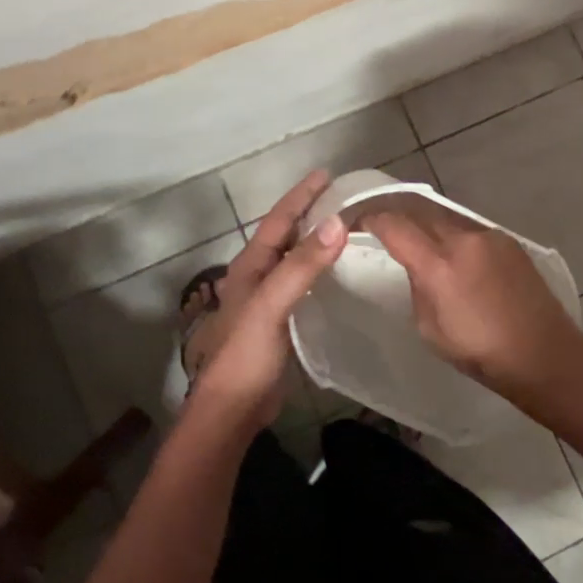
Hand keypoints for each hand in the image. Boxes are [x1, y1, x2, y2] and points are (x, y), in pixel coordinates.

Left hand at [184, 170, 347, 429]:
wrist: (233, 408)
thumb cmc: (246, 353)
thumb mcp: (273, 304)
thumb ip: (302, 265)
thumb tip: (337, 222)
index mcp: (250, 266)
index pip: (279, 220)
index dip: (301, 195)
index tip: (327, 174)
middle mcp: (258, 276)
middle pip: (287, 235)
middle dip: (311, 212)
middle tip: (345, 197)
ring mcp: (269, 300)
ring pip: (296, 259)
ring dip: (317, 240)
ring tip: (348, 227)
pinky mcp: (282, 321)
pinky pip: (304, 284)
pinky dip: (321, 271)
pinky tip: (340, 274)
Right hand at [359, 196, 582, 390]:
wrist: (543, 353)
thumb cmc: (480, 352)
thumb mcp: (430, 328)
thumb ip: (417, 287)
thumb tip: (417, 267)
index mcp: (438, 265)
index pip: (394, 226)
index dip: (370, 219)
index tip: (356, 221)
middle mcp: (463, 239)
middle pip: (418, 210)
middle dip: (394, 211)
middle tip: (377, 219)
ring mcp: (488, 236)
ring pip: (445, 216)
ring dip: (424, 220)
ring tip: (412, 233)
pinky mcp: (508, 241)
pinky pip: (468, 228)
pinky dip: (451, 233)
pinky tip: (451, 252)